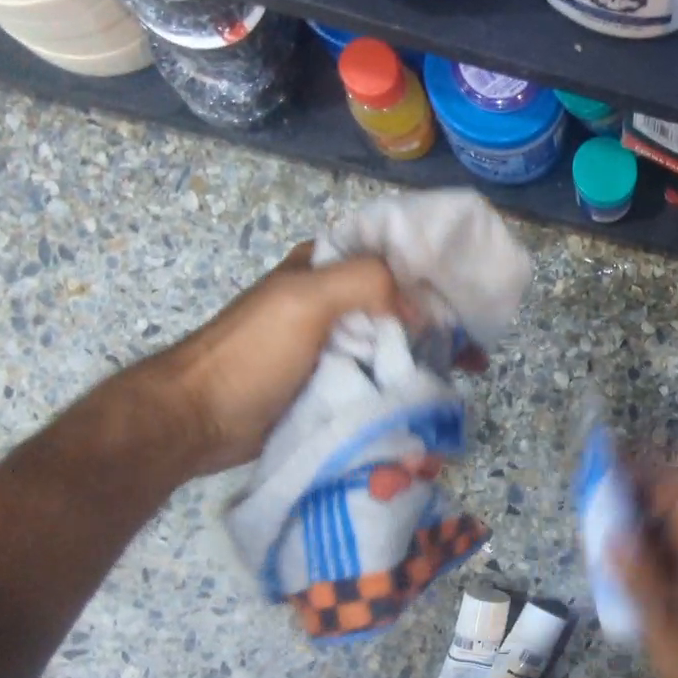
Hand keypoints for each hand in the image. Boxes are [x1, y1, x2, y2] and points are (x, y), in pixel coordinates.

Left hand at [139, 242, 488, 476]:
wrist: (200, 419)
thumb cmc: (251, 354)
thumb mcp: (306, 300)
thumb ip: (367, 284)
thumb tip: (426, 312)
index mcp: (326, 269)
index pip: (394, 257)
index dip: (437, 274)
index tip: (475, 298)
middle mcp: (337, 304)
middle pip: (404, 307)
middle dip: (444, 328)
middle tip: (477, 355)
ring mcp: (338, 349)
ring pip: (398, 347)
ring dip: (431, 363)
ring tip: (460, 386)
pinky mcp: (338, 387)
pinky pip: (384, 382)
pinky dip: (409, 391)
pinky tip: (432, 405)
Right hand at [614, 468, 677, 677]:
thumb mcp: (671, 643)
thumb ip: (643, 586)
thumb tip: (614, 537)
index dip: (652, 472)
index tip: (613, 469)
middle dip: (646, 499)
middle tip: (602, 510)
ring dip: (655, 527)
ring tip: (610, 540)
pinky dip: (669, 554)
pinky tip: (639, 576)